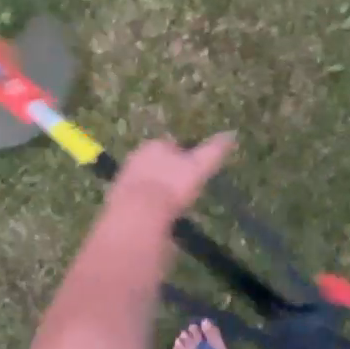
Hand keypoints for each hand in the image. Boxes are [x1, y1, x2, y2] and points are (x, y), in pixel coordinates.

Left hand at [106, 134, 232, 218]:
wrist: (138, 211)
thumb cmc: (172, 185)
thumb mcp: (199, 167)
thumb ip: (214, 151)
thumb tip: (232, 134)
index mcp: (156, 145)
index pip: (171, 144)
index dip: (183, 155)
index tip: (192, 169)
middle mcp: (136, 156)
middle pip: (155, 161)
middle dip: (166, 170)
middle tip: (180, 186)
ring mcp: (124, 177)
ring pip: (144, 178)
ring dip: (155, 187)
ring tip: (169, 203)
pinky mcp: (117, 198)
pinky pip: (135, 198)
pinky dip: (144, 203)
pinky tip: (154, 214)